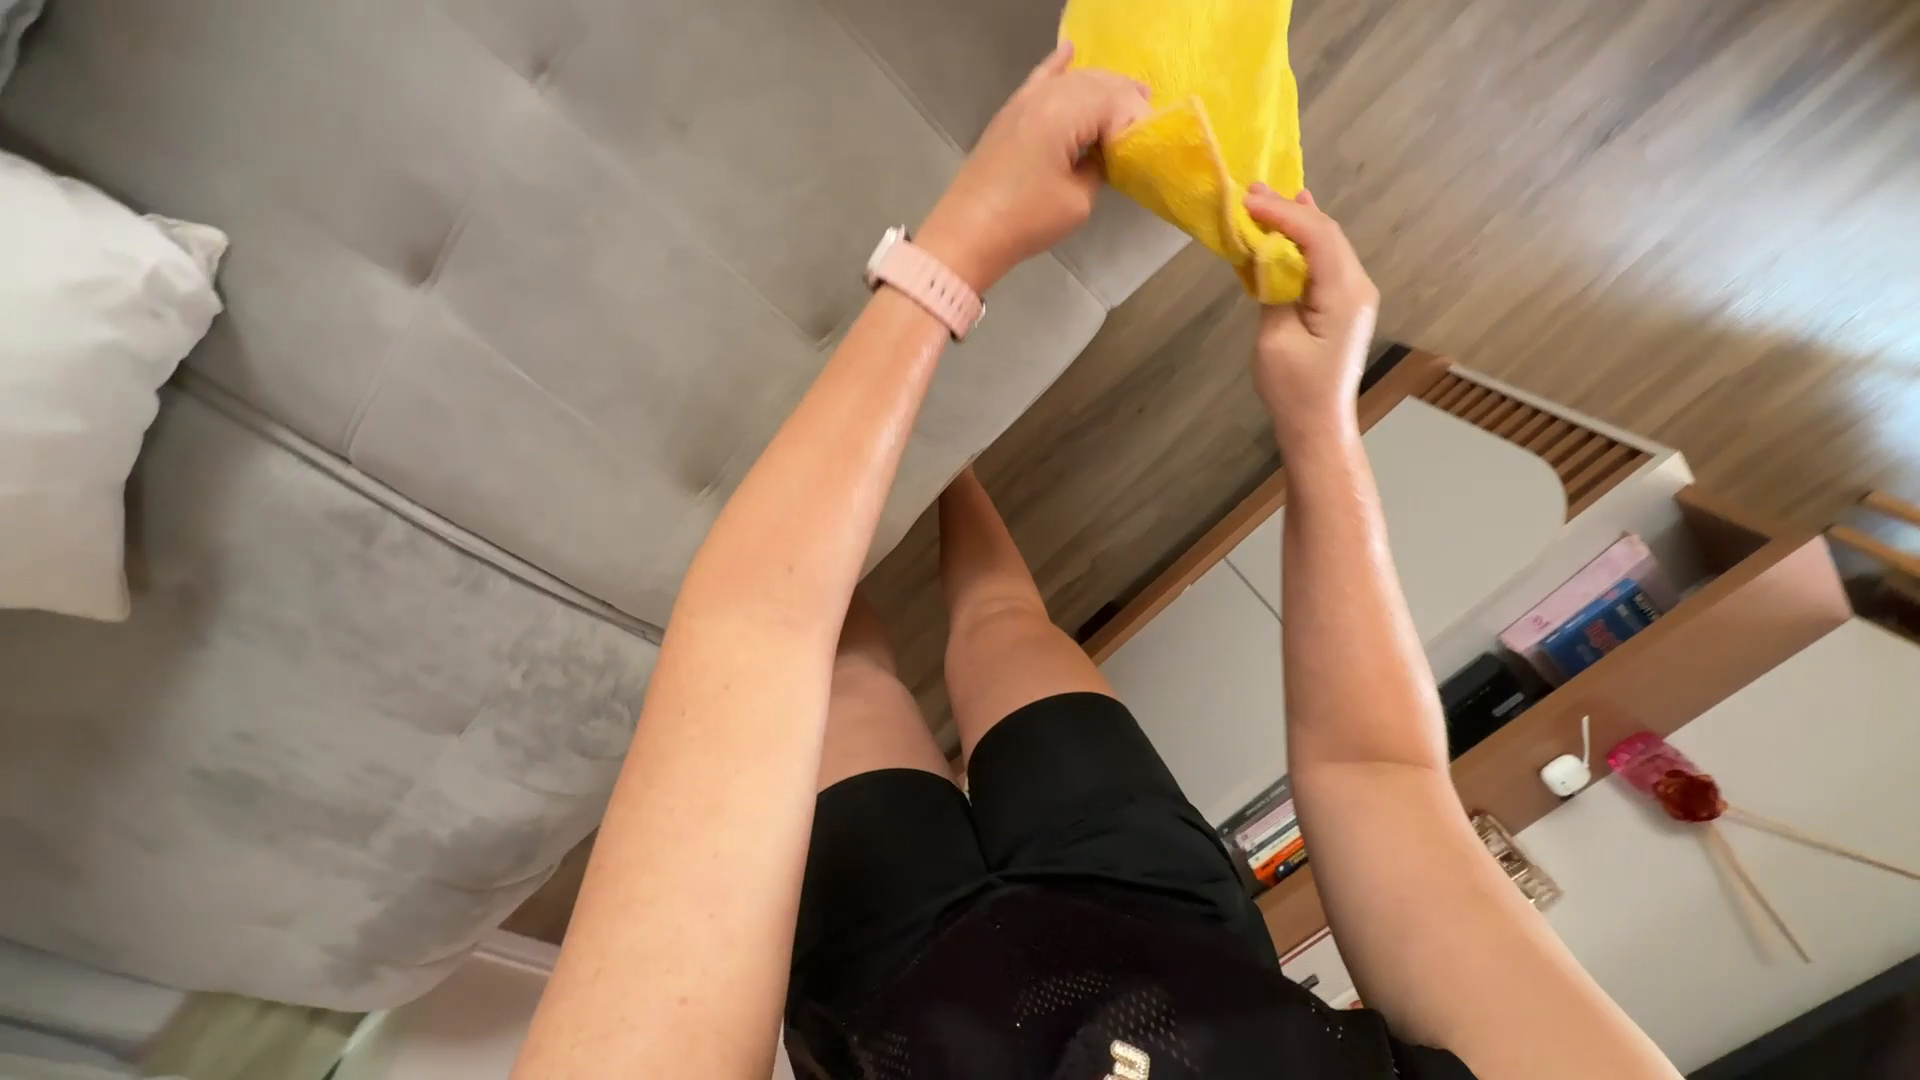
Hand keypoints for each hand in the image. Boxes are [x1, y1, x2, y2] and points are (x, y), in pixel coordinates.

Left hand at [917, 42, 1150, 291]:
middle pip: (1099, 85)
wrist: (968, 233)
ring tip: (1127, 101)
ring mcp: (1025, 100)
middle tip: (1144, 127)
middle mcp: (1047, 95)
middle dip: (1125, 102)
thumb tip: (1102, 155)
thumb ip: (1098, 168)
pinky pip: (1040, 80)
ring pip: (1073, 81)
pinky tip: (1070, 53)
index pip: (1118, 104)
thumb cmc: (1026, 221)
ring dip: (1101, 89)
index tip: (1148, 149)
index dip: (1138, 124)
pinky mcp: (1010, 114)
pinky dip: (1057, 68)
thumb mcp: (1078, 202)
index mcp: (1067, 111)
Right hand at [1246, 186, 1380, 451]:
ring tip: (1269, 201)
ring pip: (1329, 245)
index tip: (1247, 200)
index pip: (1316, 237)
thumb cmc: (1294, 390)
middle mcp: (1358, 287)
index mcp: (1344, 294)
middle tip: (1253, 191)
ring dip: (1299, 222)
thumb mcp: (1275, 341)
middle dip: (1290, 210)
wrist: (1317, 424)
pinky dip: (1305, 243)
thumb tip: (1269, 260)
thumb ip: (1274, 292)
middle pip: (1327, 234)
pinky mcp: (1344, 306)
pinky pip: (1326, 263)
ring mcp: (1355, 296)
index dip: (1282, 214)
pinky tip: (1291, 229)